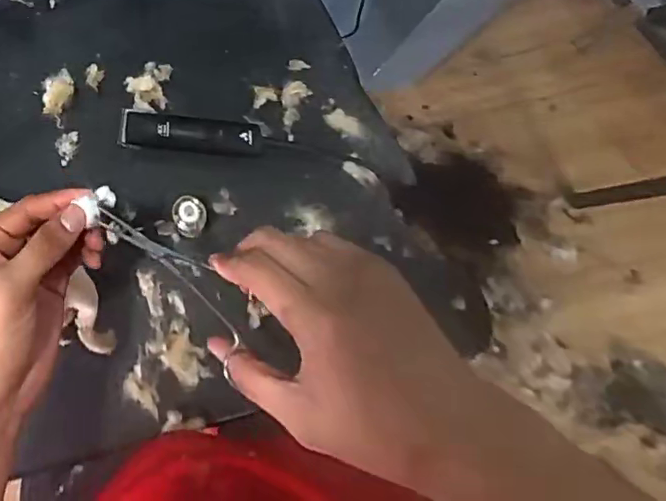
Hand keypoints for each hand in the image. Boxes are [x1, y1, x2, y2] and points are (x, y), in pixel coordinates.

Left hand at [0, 189, 105, 500]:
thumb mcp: (14, 286)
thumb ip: (47, 245)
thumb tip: (79, 209)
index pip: (30, 209)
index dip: (60, 201)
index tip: (93, 197)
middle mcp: (10, 248)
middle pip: (50, 221)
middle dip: (76, 220)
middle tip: (101, 229)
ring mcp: (32, 268)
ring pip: (64, 238)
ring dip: (84, 237)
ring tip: (98, 250)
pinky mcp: (50, 286)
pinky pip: (71, 258)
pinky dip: (85, 253)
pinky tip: (95, 259)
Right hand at [208, 229, 645, 500]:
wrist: (451, 425)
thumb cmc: (373, 429)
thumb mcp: (302, 416)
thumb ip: (252, 377)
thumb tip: (217, 346)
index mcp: (313, 315)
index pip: (258, 268)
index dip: (231, 263)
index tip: (214, 264)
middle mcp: (336, 279)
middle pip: (279, 240)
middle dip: (250, 246)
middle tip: (237, 265)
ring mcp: (365, 269)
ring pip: (307, 236)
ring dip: (282, 245)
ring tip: (272, 270)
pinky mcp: (386, 271)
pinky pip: (337, 243)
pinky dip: (313, 248)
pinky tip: (312, 272)